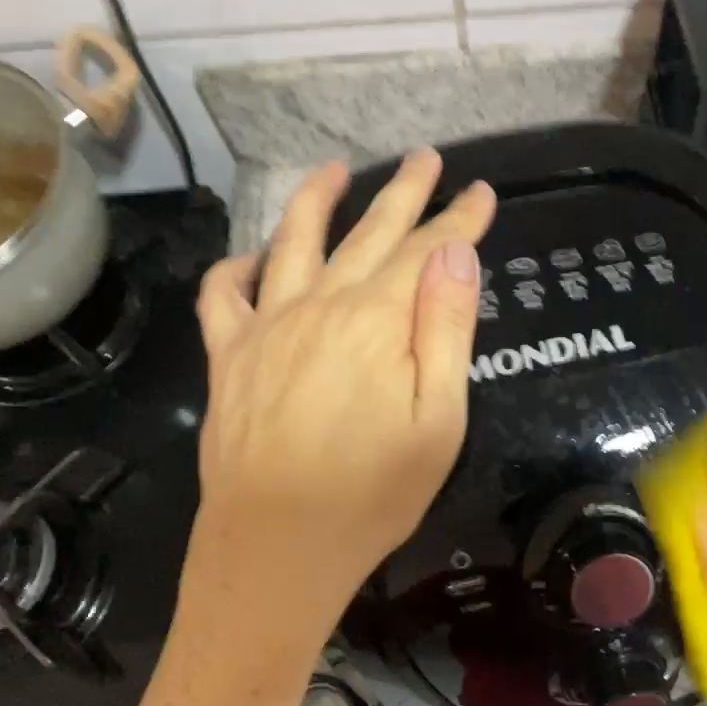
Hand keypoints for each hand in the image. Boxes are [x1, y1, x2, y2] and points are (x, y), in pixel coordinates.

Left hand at [190, 150, 496, 631]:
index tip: (482, 192)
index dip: (459, 220)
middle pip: (367, 234)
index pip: (427, 252)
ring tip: (337, 169)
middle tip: (428, 159)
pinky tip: (255, 256)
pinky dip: (239, 265)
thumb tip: (455, 255)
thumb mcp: (437, 421)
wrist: (276, 546)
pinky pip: (224, 294)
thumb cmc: (372, 494)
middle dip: (404, 193)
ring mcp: (266, 326)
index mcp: (377, 321)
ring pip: (292, 241)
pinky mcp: (229, 356)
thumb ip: (446, 330)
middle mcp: (318, 305)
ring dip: (317, 199)